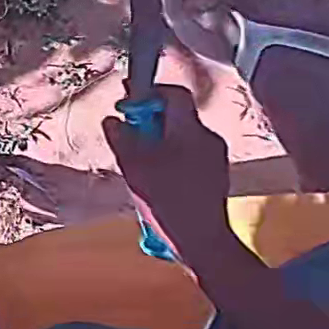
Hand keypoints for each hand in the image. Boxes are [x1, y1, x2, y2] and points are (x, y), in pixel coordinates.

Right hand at [101, 85, 233, 255]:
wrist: (199, 236)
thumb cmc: (164, 196)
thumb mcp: (132, 164)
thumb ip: (121, 136)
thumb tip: (112, 120)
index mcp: (189, 131)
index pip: (174, 94)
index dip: (149, 92)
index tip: (127, 104)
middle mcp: (208, 137)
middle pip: (177, 113)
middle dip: (149, 117)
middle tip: (127, 130)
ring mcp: (215, 154)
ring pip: (181, 131)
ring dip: (158, 134)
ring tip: (138, 154)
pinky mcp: (216, 170)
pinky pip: (189, 147)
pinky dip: (170, 149)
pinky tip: (155, 169)